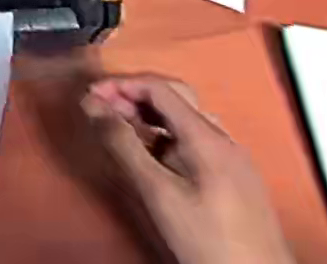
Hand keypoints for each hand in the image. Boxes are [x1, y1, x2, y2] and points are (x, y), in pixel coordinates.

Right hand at [85, 75, 293, 263]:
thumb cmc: (209, 242)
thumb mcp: (158, 193)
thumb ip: (123, 144)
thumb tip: (91, 103)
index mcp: (208, 137)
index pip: (158, 87)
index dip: (120, 84)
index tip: (91, 97)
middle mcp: (223, 140)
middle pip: (174, 97)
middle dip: (134, 96)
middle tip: (104, 109)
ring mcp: (233, 160)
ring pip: (184, 118)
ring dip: (149, 114)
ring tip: (122, 129)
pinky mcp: (235, 179)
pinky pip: (194, 139)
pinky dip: (165, 133)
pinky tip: (152, 154)